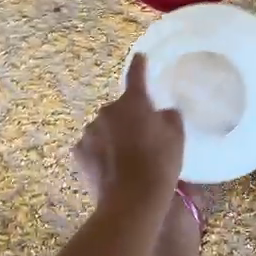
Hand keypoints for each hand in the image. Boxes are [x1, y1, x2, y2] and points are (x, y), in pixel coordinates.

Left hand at [72, 54, 185, 203]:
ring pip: (105, 128)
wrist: (132, 199)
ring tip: (128, 159)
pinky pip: (92, 147)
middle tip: (144, 138)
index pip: (136, 76)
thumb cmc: (159, 163)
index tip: (140, 56)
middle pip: (120, 109)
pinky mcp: (78, 153)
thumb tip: (161, 113)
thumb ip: (169, 116)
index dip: (140, 66)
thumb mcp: (177, 136)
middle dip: (129, 118)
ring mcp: (89, 132)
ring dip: (114, 136)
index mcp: (133, 102)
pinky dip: (101, 153)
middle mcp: (107, 111)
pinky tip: (112, 168)